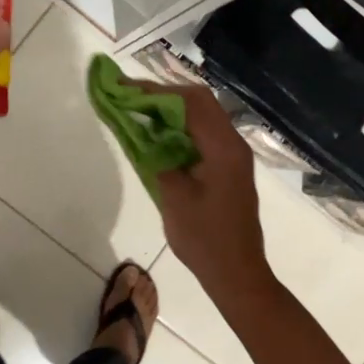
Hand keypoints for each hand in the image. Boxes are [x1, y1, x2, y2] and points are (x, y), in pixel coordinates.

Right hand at [146, 83, 270, 299]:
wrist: (237, 274)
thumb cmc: (205, 240)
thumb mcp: (174, 198)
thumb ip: (158, 159)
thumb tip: (143, 133)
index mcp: (223, 148)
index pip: (191, 102)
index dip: (156, 92)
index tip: (125, 90)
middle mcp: (233, 143)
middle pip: (200, 102)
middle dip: (164, 94)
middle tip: (129, 96)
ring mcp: (233, 155)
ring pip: (203, 115)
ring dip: (172, 109)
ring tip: (139, 109)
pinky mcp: (228, 166)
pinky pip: (204, 134)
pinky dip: (180, 127)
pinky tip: (158, 134)